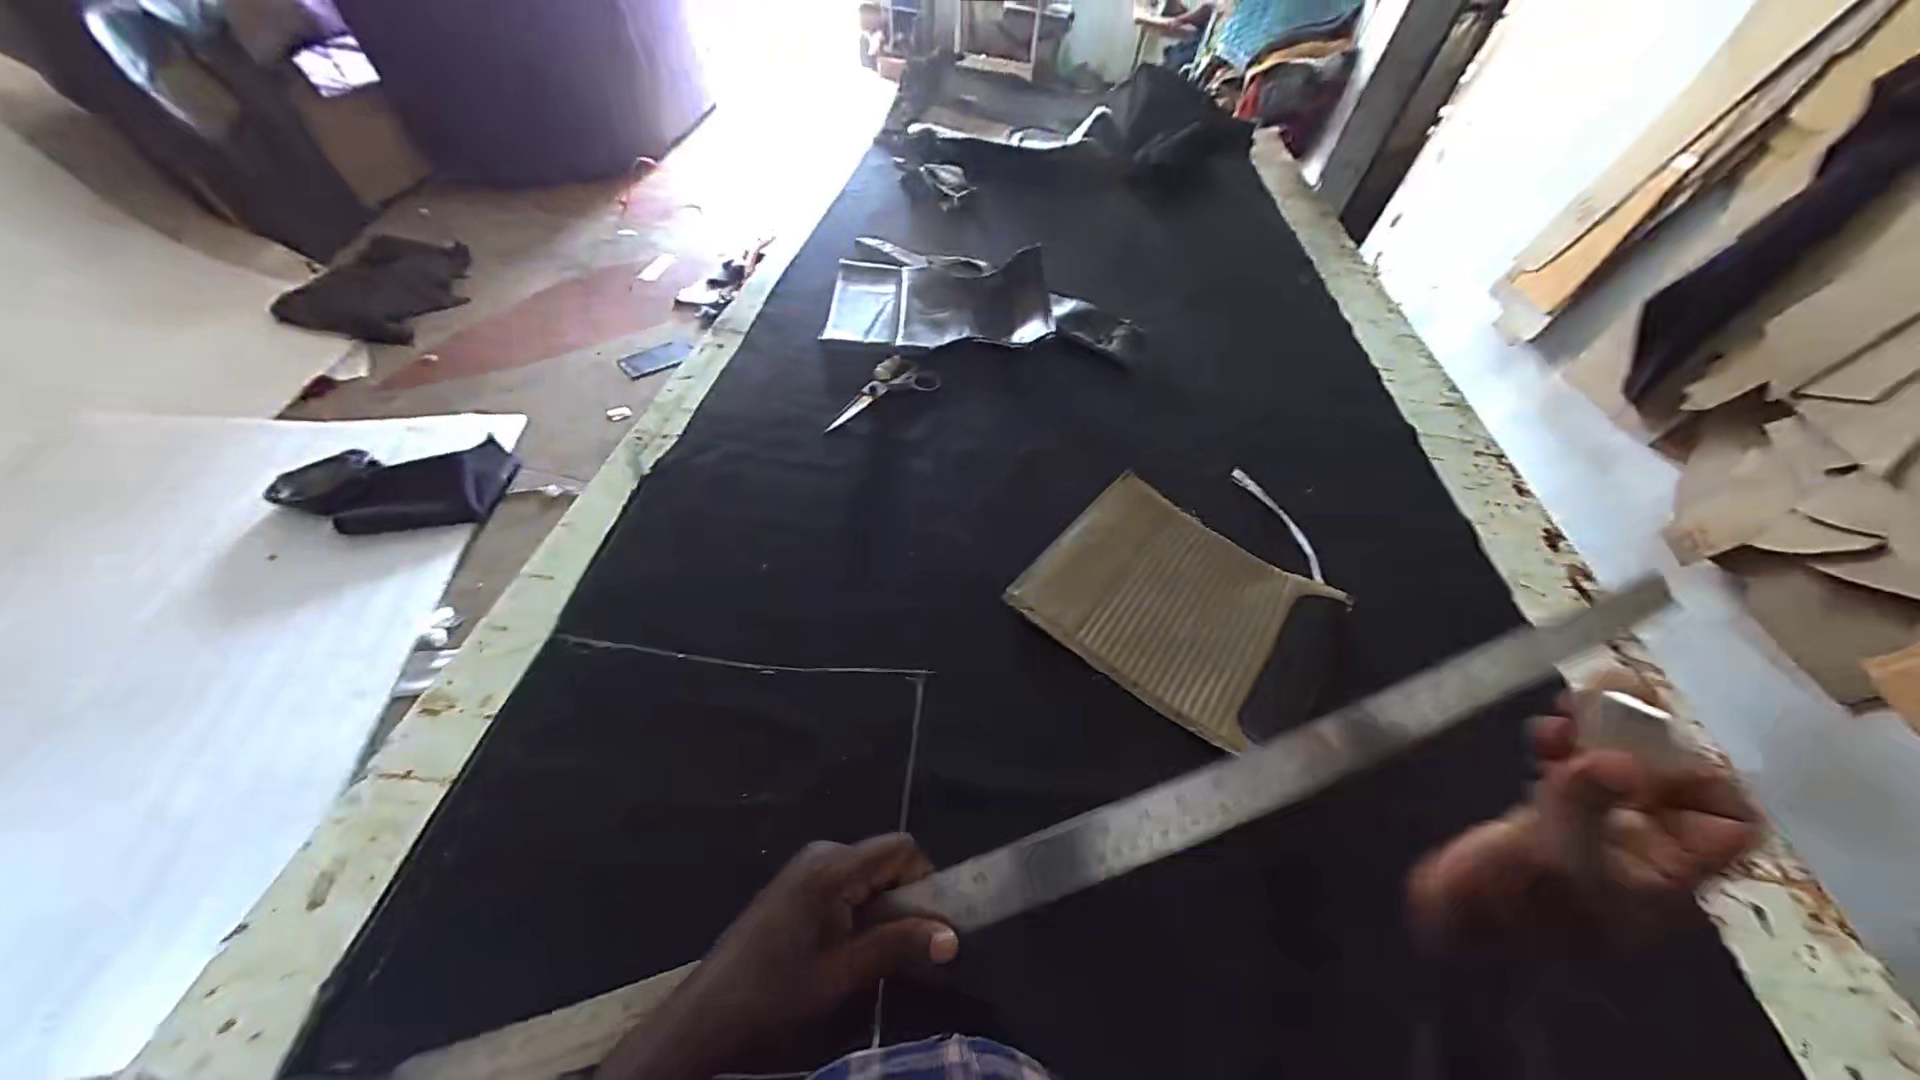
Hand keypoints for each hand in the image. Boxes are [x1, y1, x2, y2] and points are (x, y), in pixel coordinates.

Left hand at [600, 835, 957, 1079]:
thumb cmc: (776, 994)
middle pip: (886, 860)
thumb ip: (900, 946)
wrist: (707, 1016)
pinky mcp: (797, 883)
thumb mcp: (844, 973)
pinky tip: (848, 949)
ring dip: (883, 910)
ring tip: (874, 956)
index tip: (927, 926)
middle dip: (905, 900)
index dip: (924, 881)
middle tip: (905, 949)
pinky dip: (860, 910)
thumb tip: (953, 937)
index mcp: (834, 866)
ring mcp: (807, 866)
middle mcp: (823, 853)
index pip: (901, 848)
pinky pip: (846, 883)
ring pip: (868, 875)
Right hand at [1407, 699, 1761, 944]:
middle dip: (1638, 736)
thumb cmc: (1515, 907)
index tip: (1648, 743)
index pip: (1724, 820)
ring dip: (1592, 733)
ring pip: (1611, 772)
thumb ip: (1581, 805)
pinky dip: (1555, 747)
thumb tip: (1614, 758)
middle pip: (1663, 783)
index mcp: (1664, 867)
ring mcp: (1588, 830)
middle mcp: (1637, 846)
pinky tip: (1539, 732)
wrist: (1457, 933)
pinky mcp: (1542, 819)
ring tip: (1567, 702)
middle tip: (1609, 688)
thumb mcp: (1552, 859)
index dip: (1699, 777)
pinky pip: (1566, 773)